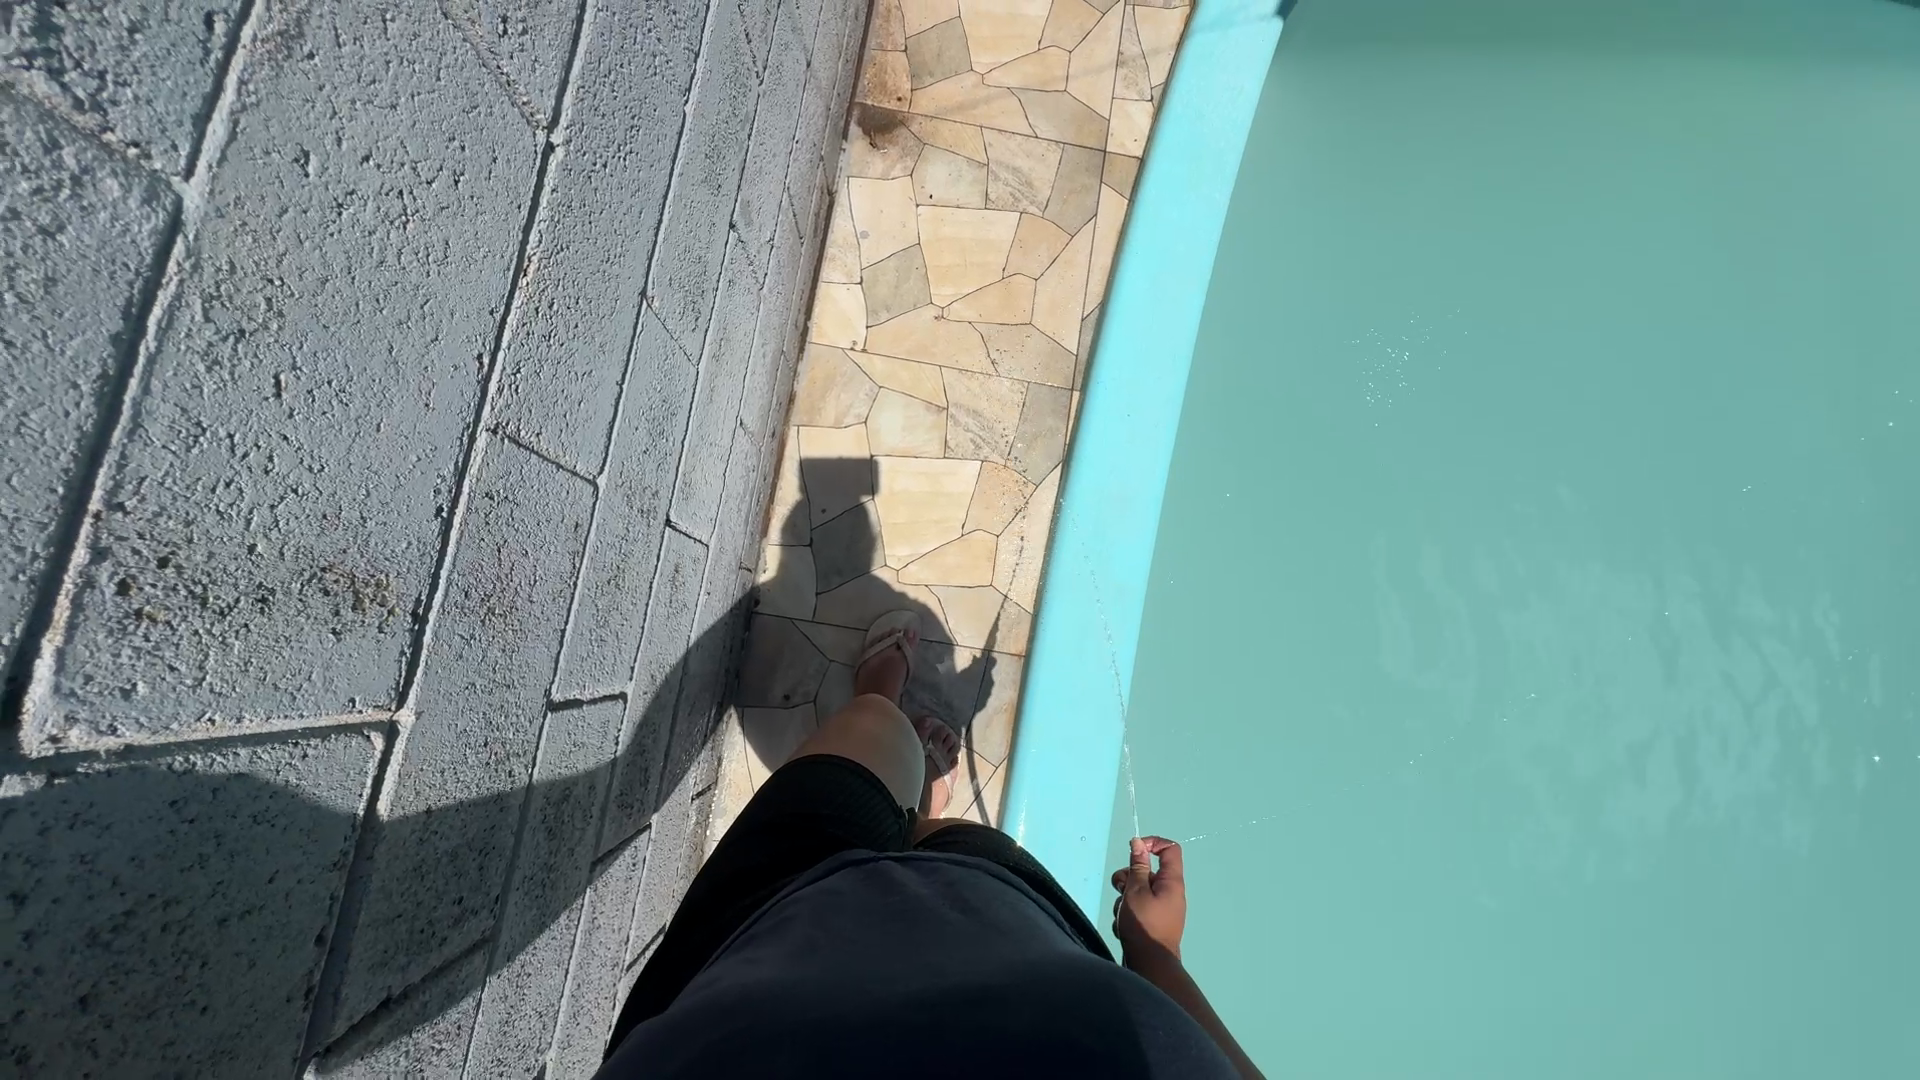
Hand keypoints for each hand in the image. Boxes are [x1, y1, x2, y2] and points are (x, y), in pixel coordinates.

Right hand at [1110, 836, 1185, 962]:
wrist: (1149, 967)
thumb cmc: (1144, 924)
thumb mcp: (1136, 890)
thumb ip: (1137, 866)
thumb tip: (1139, 843)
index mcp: (1171, 882)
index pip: (1170, 849)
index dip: (1153, 843)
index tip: (1135, 849)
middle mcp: (1168, 893)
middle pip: (1146, 871)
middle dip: (1128, 878)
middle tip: (1123, 890)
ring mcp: (1160, 909)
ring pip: (1136, 891)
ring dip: (1124, 900)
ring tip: (1122, 914)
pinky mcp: (1150, 922)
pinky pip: (1135, 909)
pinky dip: (1127, 915)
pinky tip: (1124, 927)